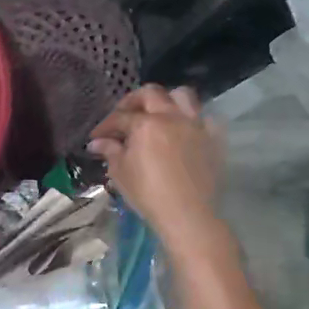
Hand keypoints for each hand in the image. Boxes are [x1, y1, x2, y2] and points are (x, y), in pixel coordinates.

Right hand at [88, 84, 225, 253]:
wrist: (187, 214)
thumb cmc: (148, 194)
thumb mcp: (121, 173)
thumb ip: (110, 151)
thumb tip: (98, 142)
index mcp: (145, 124)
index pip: (120, 117)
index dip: (105, 126)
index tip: (96, 137)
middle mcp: (171, 116)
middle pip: (150, 94)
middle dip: (133, 101)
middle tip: (124, 116)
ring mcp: (194, 124)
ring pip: (181, 95)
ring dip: (166, 100)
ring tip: (157, 113)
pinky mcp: (212, 137)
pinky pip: (203, 117)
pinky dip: (191, 119)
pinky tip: (183, 130)